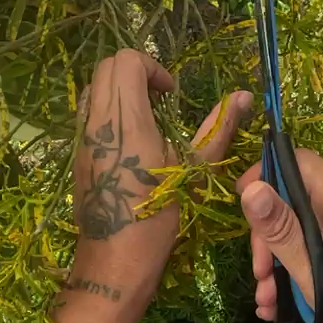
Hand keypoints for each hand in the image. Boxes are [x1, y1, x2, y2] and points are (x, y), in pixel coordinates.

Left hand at [71, 50, 250, 297]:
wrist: (114, 262)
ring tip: (147, 117)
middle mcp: (98, 120)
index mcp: (126, 119)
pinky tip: (131, 139)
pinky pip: (88, 111)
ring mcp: (83, 135)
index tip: (171, 94)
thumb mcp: (193, 168)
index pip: (126, 61)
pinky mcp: (77, 151)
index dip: (153, 67)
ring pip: (95, 86)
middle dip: (136, 72)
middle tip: (161, 100)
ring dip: (120, 88)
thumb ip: (218, 127)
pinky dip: (108, 108)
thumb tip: (244, 96)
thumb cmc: (158, 215)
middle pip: (107, 66)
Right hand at [236, 148, 322, 322]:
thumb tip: (251, 187)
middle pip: (297, 201)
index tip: (242, 201)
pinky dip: (299, 272)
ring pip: (305, 232)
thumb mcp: (317, 273)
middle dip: (270, 235)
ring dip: (280, 262)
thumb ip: (282, 230)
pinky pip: (320, 251)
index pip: (301, 162)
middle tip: (258, 274)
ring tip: (267, 301)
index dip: (267, 172)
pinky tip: (282, 306)